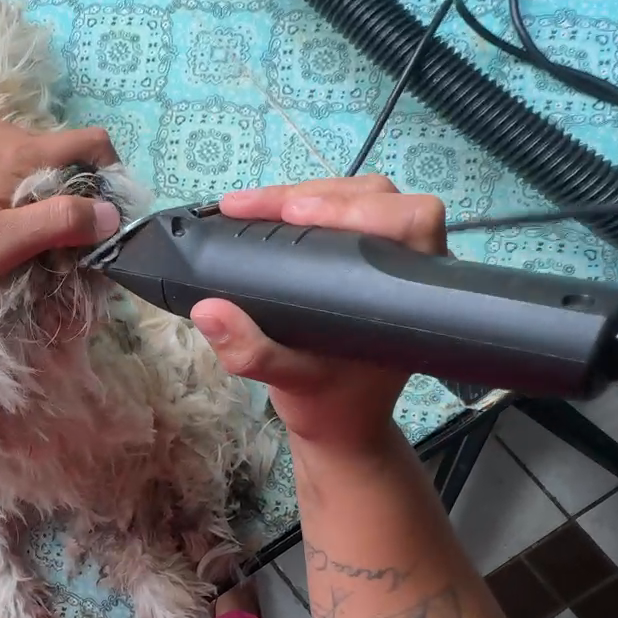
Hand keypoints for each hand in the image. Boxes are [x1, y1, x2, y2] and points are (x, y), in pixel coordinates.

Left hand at [0, 122, 125, 293]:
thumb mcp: (9, 241)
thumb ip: (62, 222)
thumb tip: (110, 213)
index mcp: (21, 147)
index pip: (92, 142)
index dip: (112, 177)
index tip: (105, 218)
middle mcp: (3, 134)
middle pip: (64, 152)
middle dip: (79, 189)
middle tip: (72, 236)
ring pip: (36, 161)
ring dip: (49, 193)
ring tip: (37, 235)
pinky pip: (9, 168)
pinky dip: (21, 191)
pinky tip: (4, 223)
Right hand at [190, 174, 447, 452]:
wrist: (338, 422)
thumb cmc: (327, 403)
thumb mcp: (288, 381)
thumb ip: (251, 352)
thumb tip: (206, 309)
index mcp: (411, 291)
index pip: (406, 220)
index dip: (352, 208)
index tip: (295, 216)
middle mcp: (408, 265)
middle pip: (375, 197)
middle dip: (312, 195)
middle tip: (252, 208)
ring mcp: (386, 259)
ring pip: (355, 198)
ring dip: (303, 195)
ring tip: (250, 207)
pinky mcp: (360, 260)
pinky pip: (338, 215)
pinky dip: (301, 208)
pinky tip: (266, 214)